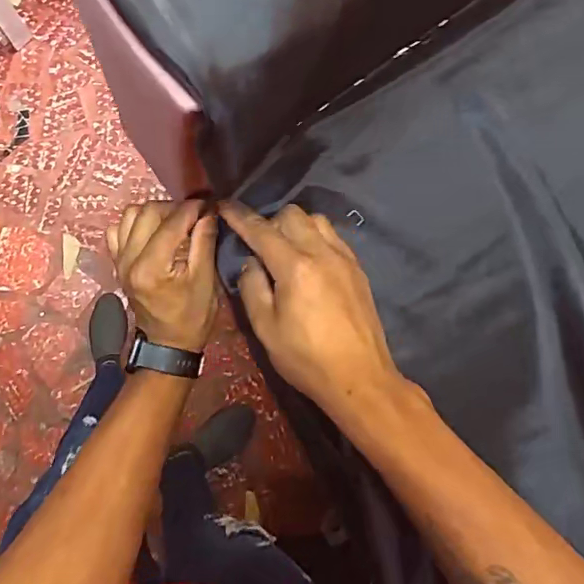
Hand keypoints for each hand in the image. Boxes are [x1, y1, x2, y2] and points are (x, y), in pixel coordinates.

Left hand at [108, 199, 219, 351]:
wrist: (167, 344)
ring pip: (130, 215)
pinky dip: (135, 223)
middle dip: (174, 207)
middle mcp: (128, 259)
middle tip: (194, 215)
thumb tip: (209, 211)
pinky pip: (119, 229)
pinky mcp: (116, 262)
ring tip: (174, 221)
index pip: (171, 222)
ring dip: (154, 212)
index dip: (193, 208)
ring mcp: (119, 260)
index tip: (209, 205)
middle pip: (148, 211)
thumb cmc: (192, 316)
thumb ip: (204, 242)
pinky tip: (152, 232)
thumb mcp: (206, 280)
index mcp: (151, 266)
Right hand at [219, 202, 410, 418]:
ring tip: (286, 250)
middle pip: (292, 214)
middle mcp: (321, 253)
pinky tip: (310, 260)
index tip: (224, 205)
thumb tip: (251, 262)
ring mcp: (344, 258)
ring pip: (316, 220)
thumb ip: (252, 287)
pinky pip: (333, 236)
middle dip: (270, 221)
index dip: (239, 216)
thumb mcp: (265, 329)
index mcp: (295, 267)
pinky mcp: (357, 268)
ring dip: (296, 226)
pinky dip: (316, 237)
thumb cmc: (306, 358)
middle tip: (259, 244)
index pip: (261, 230)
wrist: (360, 378)